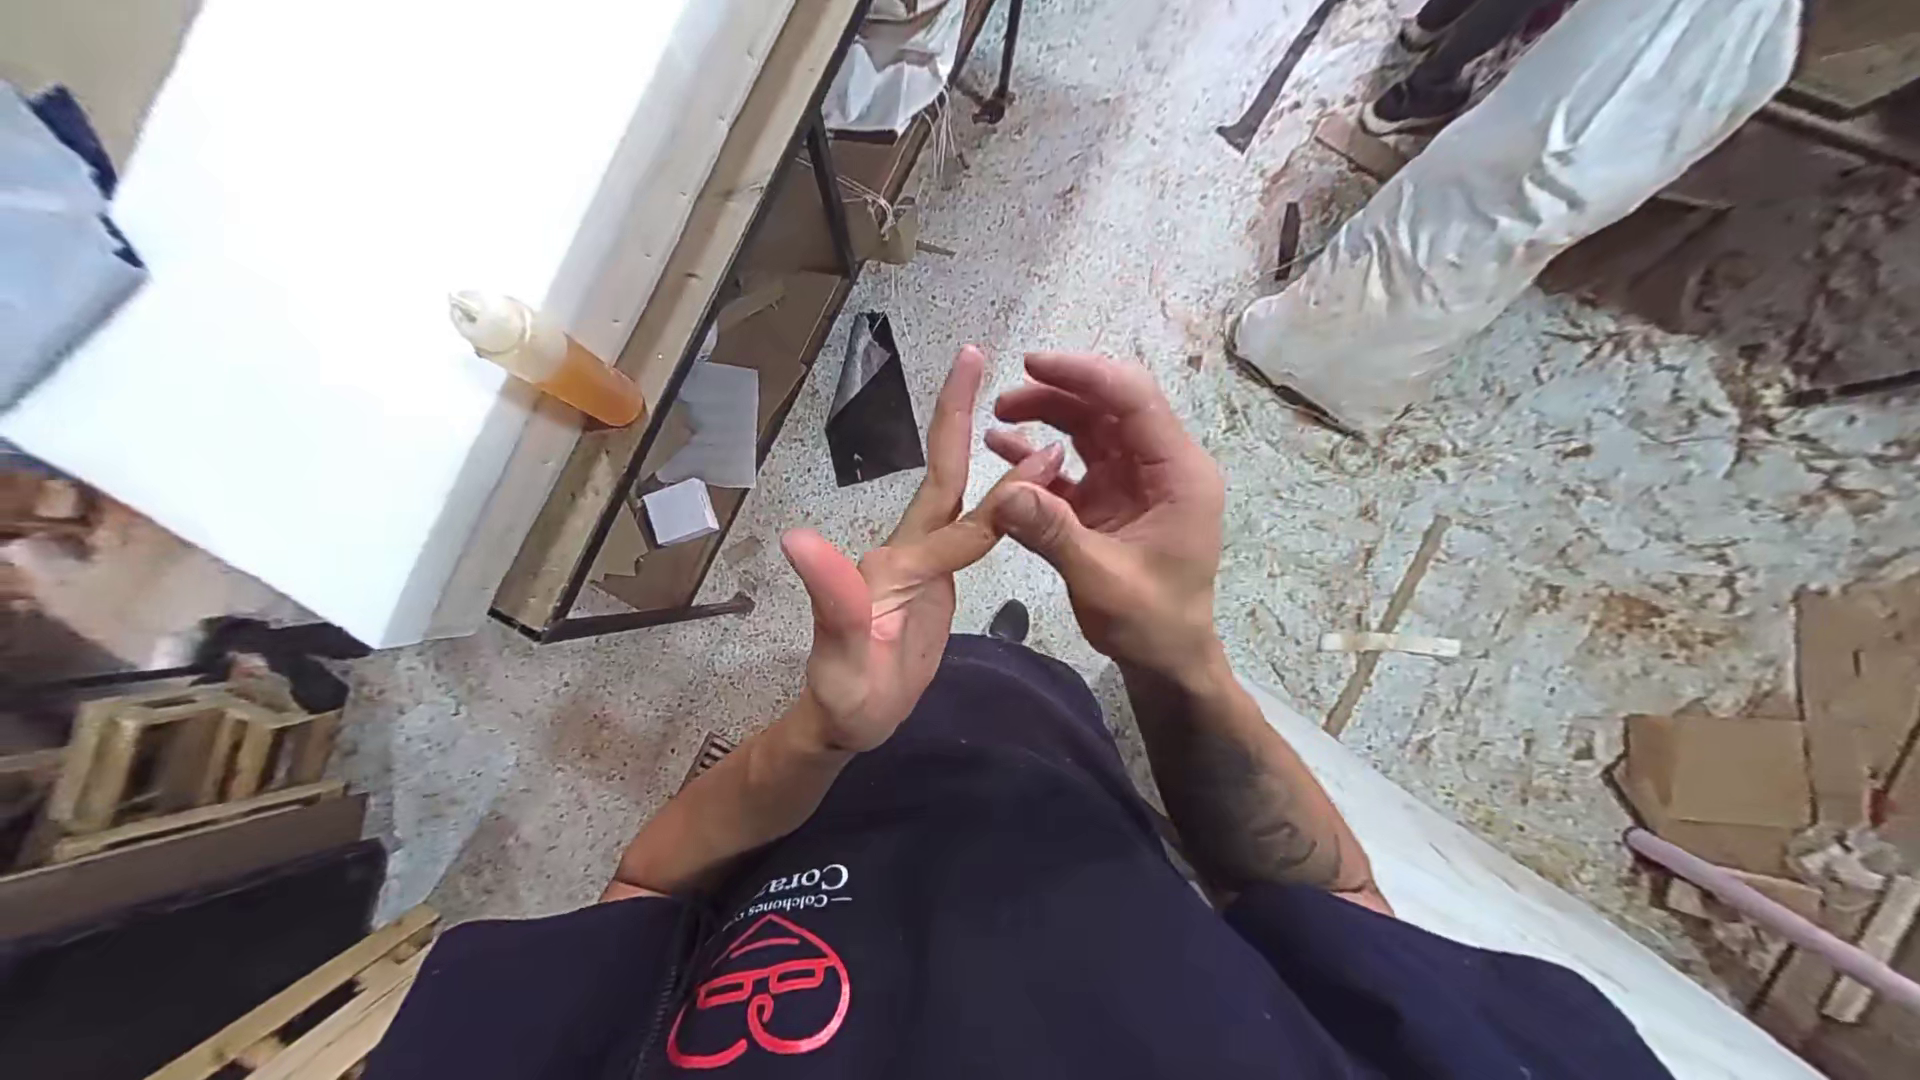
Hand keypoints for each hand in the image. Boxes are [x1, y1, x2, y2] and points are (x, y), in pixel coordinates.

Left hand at [782, 346, 1063, 751]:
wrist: (850, 716)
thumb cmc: (846, 695)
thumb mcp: (839, 659)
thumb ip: (831, 601)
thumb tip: (796, 539)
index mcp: (899, 564)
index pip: (960, 525)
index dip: (1005, 496)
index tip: (1047, 455)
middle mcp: (910, 550)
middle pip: (942, 476)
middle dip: (955, 414)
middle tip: (972, 356)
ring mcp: (925, 562)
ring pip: (961, 498)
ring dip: (985, 451)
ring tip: (1025, 416)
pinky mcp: (937, 578)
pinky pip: (972, 530)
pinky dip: (998, 501)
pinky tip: (1019, 490)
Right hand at [984, 352, 1225, 678]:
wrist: (1165, 657)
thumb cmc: (1151, 622)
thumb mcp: (1103, 580)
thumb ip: (1054, 534)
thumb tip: (1004, 494)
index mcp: (1178, 474)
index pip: (1134, 400)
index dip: (1084, 375)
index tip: (1033, 364)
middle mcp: (1158, 466)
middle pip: (1108, 407)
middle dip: (1057, 394)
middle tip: (1004, 398)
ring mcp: (1133, 481)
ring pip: (1089, 429)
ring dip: (1046, 417)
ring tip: (999, 417)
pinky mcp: (1109, 498)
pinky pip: (1073, 464)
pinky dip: (1040, 456)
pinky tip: (1003, 449)